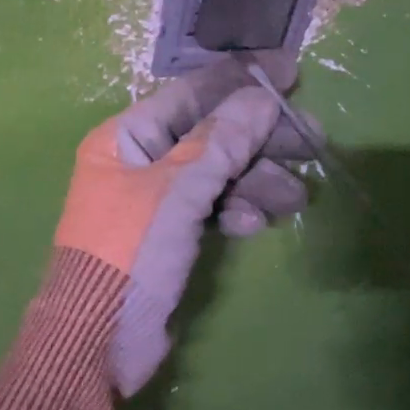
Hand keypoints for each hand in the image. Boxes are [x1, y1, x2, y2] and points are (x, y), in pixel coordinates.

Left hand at [64, 49, 316, 391]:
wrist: (96, 340)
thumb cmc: (129, 251)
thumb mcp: (177, 190)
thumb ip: (221, 141)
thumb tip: (260, 96)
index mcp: (126, 136)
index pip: (192, 93)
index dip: (241, 78)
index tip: (290, 70)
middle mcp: (139, 159)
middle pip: (211, 134)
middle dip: (259, 137)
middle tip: (313, 136)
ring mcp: (154, 199)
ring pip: (217, 173)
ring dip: (256, 180)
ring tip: (295, 195)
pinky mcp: (169, 234)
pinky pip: (211, 207)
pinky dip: (235, 211)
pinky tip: (254, 224)